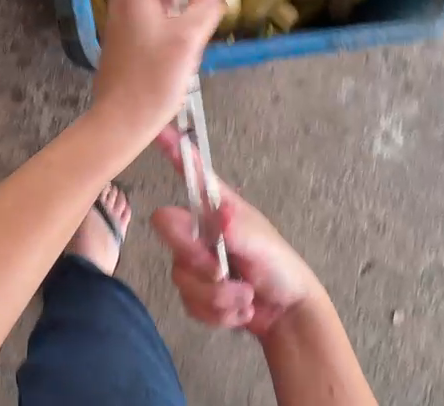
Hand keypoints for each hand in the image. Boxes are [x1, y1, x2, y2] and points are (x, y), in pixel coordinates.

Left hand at [90, 0, 224, 143]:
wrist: (122, 119)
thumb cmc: (155, 75)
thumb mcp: (189, 39)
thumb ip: (204, 8)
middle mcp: (118, 10)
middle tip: (187, 10)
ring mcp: (115, 33)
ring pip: (140, 10)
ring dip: (163, 16)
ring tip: (184, 37)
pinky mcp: (117, 54)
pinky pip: (137, 32)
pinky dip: (155, 35)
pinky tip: (172, 59)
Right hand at [149, 127, 324, 338]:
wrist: (289, 315)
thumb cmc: (279, 265)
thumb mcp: (259, 241)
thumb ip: (227, 227)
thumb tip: (197, 213)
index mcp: (216, 205)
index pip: (189, 169)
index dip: (171, 148)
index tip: (154, 127)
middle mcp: (200, 227)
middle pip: (170, 230)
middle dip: (196, 259)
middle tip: (222, 271)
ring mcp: (195, 259)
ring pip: (180, 275)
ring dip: (216, 296)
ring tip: (244, 296)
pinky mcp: (196, 290)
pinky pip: (188, 302)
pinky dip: (216, 313)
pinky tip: (239, 311)